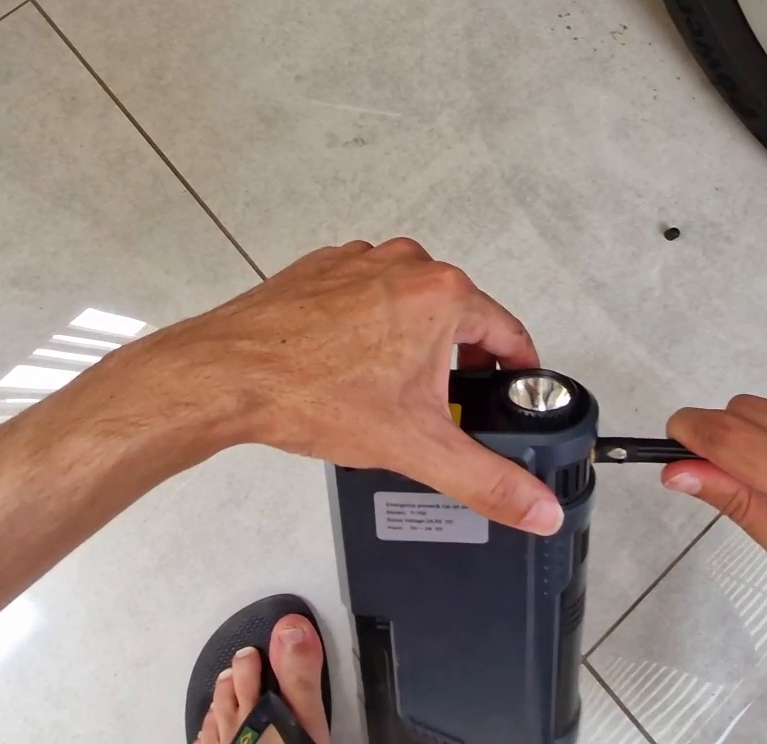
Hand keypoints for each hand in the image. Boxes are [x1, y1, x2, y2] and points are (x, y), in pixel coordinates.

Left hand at [118, 238, 562, 534]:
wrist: (228, 374)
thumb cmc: (309, 393)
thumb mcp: (415, 446)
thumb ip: (487, 480)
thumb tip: (539, 506)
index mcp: (442, 294)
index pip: (508, 333)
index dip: (517, 371)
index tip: (512, 390)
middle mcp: (407, 264)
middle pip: (460, 317)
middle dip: (459, 362)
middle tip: (440, 405)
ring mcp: (364, 259)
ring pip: (414, 304)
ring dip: (414, 341)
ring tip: (387, 386)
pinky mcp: (329, 266)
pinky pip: (371, 295)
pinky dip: (373, 324)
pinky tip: (351, 360)